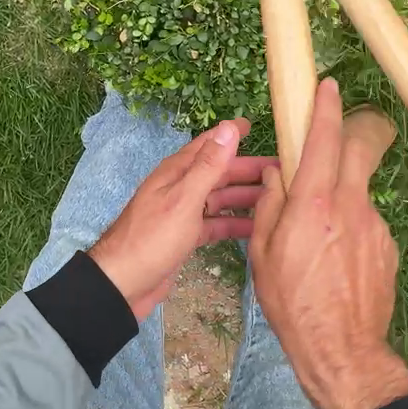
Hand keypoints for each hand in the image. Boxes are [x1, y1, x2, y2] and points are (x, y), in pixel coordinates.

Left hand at [88, 119, 278, 318]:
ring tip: (278, 198)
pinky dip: (234, 223)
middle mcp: (180, 187)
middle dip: (248, 170)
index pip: (208, 145)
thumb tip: (228, 128)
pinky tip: (257, 228)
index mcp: (177, 172)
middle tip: (283, 171)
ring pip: (219, 198)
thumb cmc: (153, 237)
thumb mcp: (184, 198)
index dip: (230, 135)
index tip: (254, 126)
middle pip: (219, 173)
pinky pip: (215, 223)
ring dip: (245, 197)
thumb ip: (208, 165)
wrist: (124, 282)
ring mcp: (183, 212)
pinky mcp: (185, 236)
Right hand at [249, 78, 407, 408]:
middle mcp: (350, 205)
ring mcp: (374, 226)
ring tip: (316, 234)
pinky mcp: (388, 247)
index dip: (326, 108)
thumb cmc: (292, 301)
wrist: (343, 351)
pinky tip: (333, 257)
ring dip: (337, 194)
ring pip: (356, 190)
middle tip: (332, 131)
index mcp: (314, 202)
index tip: (329, 85)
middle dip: (347, 131)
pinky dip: (348, 225)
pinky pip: (364, 221)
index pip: (323, 140)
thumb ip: (270, 204)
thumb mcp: (262, 252)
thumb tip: (278, 173)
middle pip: (355, 150)